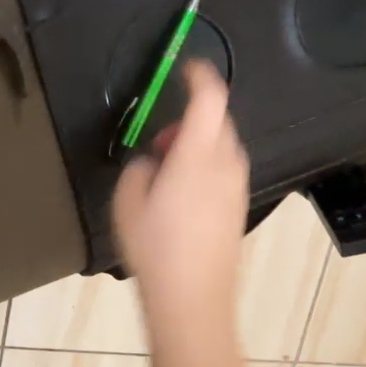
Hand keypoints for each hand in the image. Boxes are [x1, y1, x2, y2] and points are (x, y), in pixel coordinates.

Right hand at [112, 61, 249, 348]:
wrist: (192, 298)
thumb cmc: (155, 247)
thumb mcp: (127, 202)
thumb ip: (140, 169)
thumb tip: (151, 162)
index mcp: (198, 154)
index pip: (209, 98)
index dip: (198, 76)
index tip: (185, 68)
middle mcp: (226, 163)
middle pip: (217, 121)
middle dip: (191, 118)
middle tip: (160, 140)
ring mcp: (237, 187)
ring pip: (222, 147)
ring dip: (198, 145)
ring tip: (165, 172)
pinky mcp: (238, 208)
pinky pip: (224, 171)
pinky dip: (205, 168)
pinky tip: (180, 196)